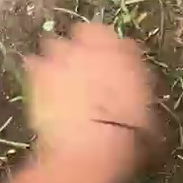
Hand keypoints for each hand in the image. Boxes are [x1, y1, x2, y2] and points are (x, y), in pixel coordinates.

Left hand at [23, 22, 158, 182]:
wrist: (91, 147)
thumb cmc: (128, 137)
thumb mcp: (148, 120)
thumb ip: (139, 99)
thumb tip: (138, 103)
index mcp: (127, 54)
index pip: (122, 44)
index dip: (117, 58)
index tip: (114, 72)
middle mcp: (96, 46)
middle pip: (86, 34)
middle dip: (83, 49)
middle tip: (83, 71)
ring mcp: (63, 54)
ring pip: (57, 43)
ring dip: (57, 57)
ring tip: (59, 79)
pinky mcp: (38, 71)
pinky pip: (34, 63)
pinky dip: (36, 72)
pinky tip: (40, 90)